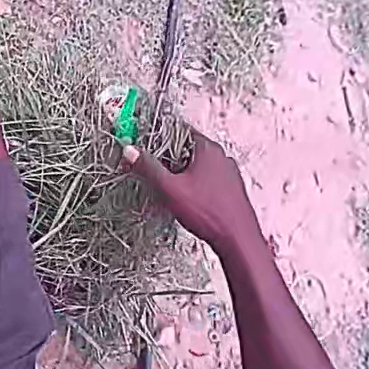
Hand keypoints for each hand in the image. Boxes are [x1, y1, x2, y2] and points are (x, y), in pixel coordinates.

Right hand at [122, 128, 263, 254]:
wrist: (236, 238)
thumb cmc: (210, 213)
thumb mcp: (169, 189)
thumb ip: (148, 168)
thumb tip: (132, 152)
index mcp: (208, 150)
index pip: (180, 130)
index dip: (159, 137)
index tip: (146, 144)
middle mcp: (221, 158)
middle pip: (187, 148)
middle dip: (168, 157)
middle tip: (153, 168)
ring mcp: (227, 173)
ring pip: (197, 164)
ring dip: (181, 172)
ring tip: (168, 186)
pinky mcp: (229, 188)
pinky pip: (206, 178)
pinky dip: (193, 183)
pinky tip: (186, 198)